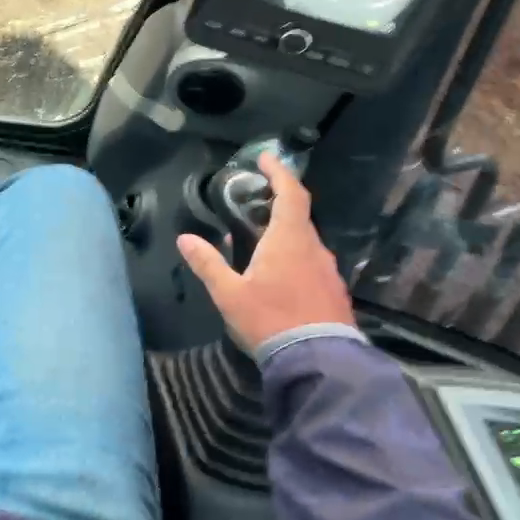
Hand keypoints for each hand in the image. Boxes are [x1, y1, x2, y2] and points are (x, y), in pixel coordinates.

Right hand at [176, 153, 353, 351]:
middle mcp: (314, 249)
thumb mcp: (229, 292)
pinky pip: (311, 261)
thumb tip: (185, 238)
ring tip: (259, 238)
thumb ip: (207, 263)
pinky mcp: (333, 291)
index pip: (291, 195)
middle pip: (299, 216)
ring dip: (284, 232)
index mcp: (289, 241)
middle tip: (253, 200)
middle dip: (278, 203)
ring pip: (305, 240)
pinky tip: (277, 271)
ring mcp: (328, 271)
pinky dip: (294, 255)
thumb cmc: (270, 318)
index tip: (267, 158)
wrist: (320, 361)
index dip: (280, 173)